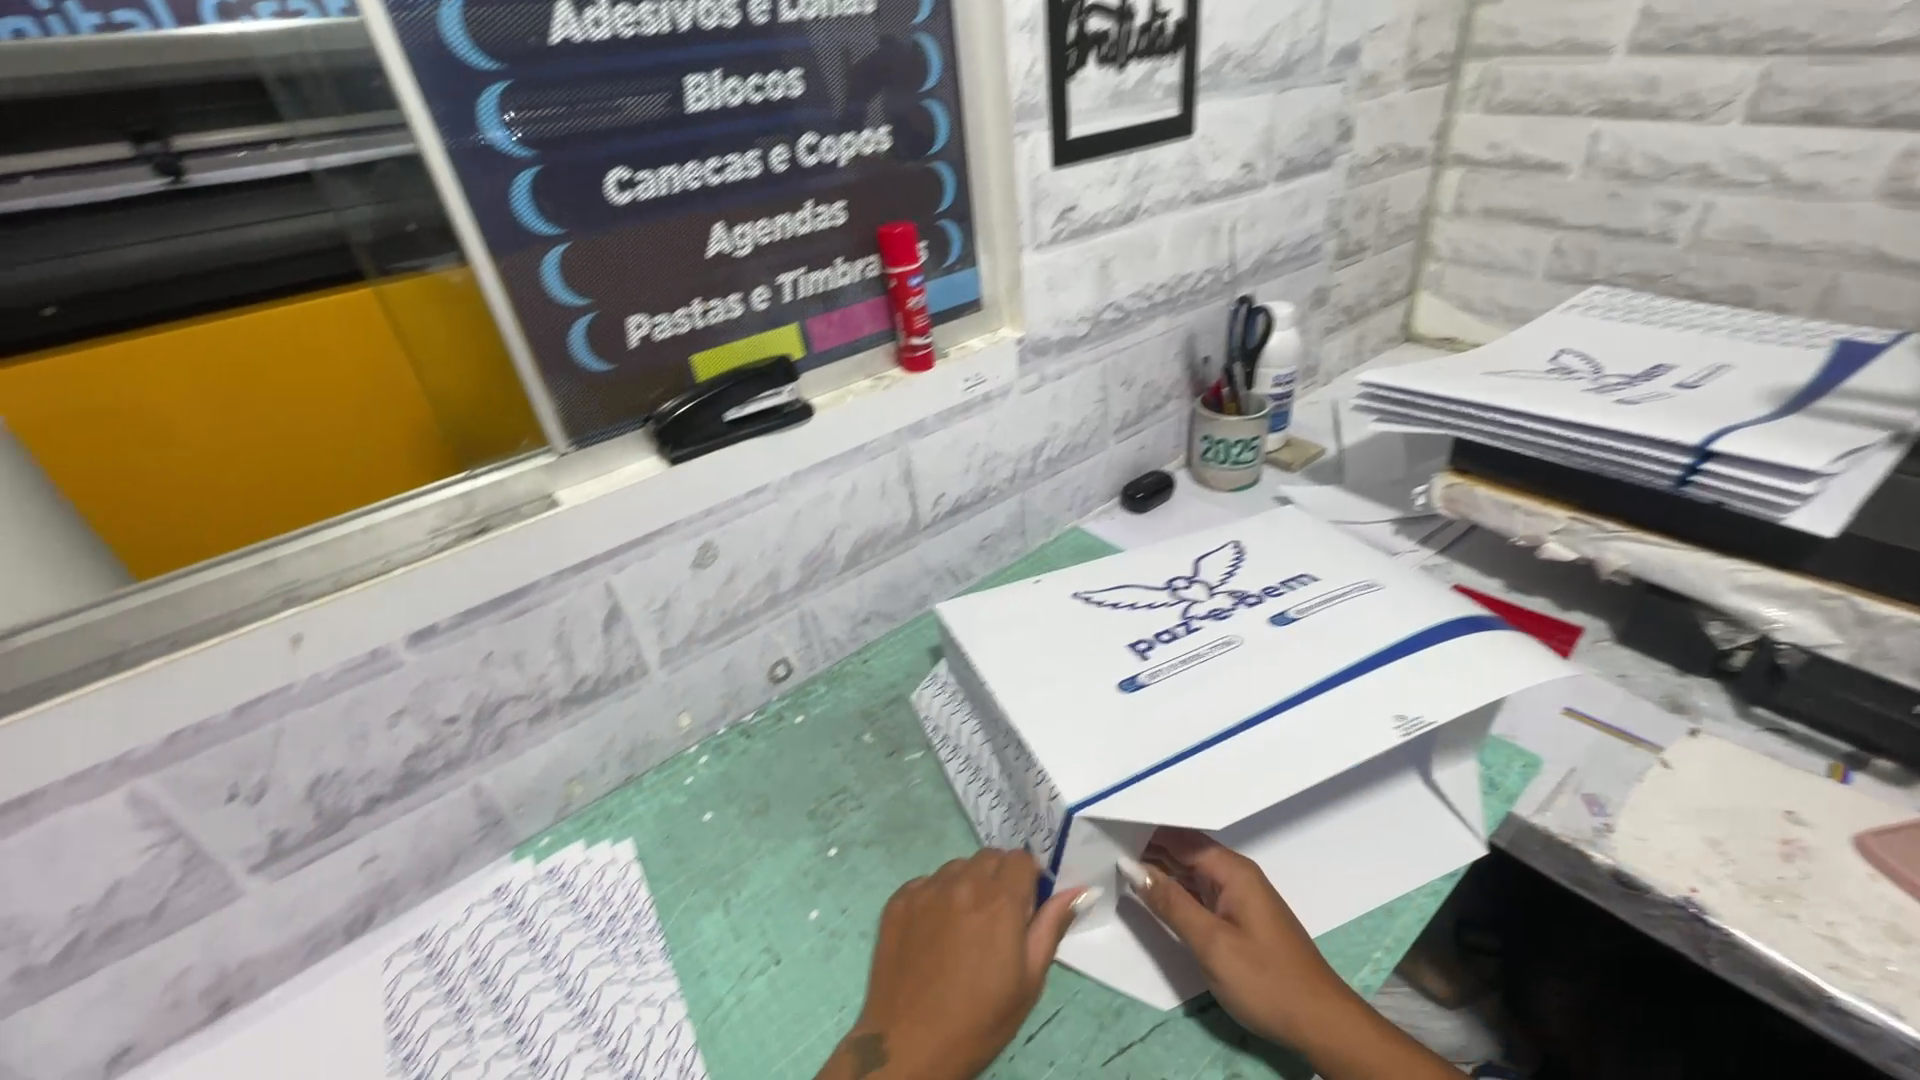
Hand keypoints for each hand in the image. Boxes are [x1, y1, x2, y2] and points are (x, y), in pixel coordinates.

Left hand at [817, 850, 1085, 1079]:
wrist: (910, 1045)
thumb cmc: (980, 1020)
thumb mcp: (1029, 980)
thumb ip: (1052, 926)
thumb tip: (1077, 890)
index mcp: (1000, 901)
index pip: (1022, 859)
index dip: (1029, 879)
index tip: (1025, 908)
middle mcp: (962, 884)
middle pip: (990, 858)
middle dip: (1000, 879)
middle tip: (997, 921)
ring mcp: (926, 890)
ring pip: (957, 867)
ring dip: (968, 885)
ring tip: (963, 929)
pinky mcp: (898, 901)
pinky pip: (926, 883)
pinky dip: (936, 898)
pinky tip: (934, 935)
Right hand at [1126, 827, 1351, 1048]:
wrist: (1319, 1022)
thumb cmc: (1266, 980)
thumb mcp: (1211, 943)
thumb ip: (1170, 903)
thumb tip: (1132, 867)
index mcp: (1231, 870)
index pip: (1180, 836)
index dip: (1145, 829)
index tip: (1108, 826)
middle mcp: (1235, 875)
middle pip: (1184, 850)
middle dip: (1147, 846)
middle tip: (1102, 845)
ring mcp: (1237, 897)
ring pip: (1190, 871)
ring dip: (1158, 868)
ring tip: (1115, 863)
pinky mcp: (1237, 917)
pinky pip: (1198, 891)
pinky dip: (1173, 889)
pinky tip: (1149, 894)